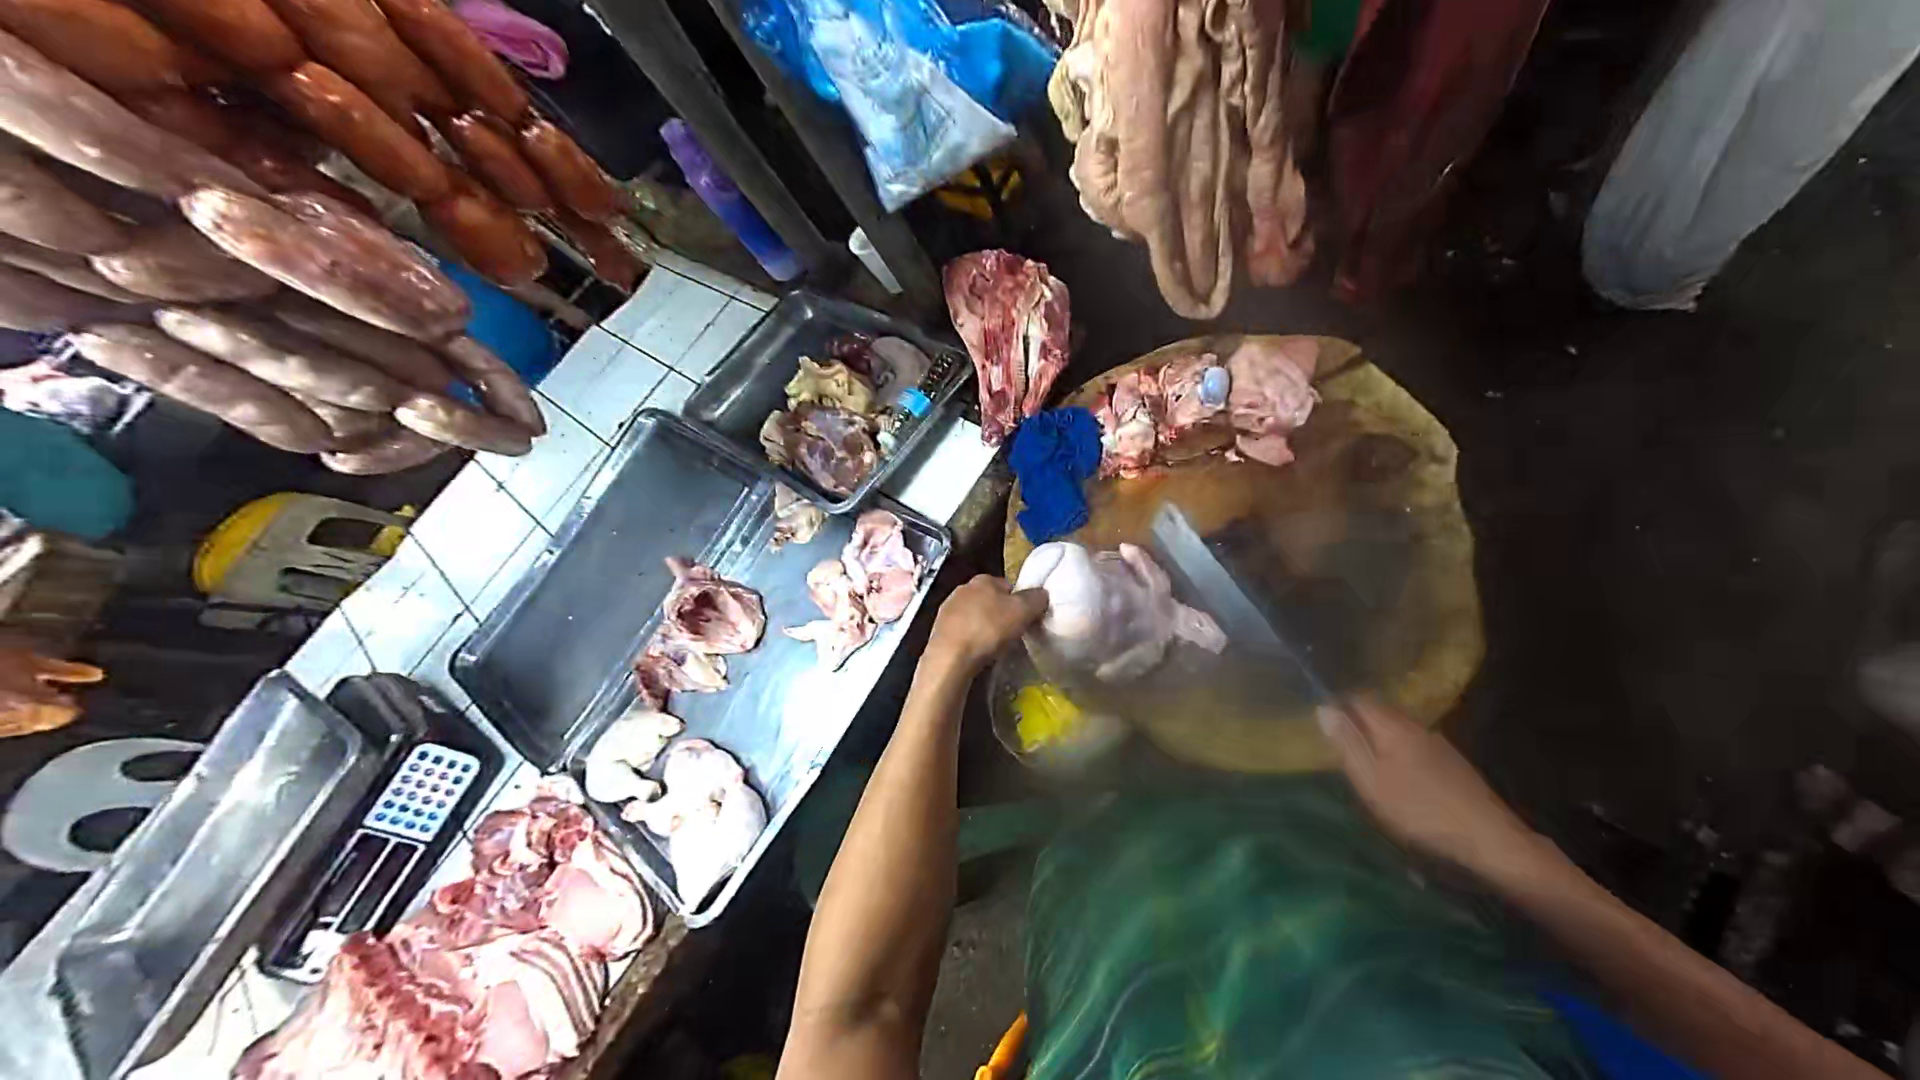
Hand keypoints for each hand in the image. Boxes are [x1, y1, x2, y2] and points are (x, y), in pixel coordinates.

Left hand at [925, 575, 1047, 675]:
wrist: (951, 657)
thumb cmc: (989, 629)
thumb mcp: (1022, 612)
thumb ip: (1036, 599)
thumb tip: (1041, 594)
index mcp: (983, 579)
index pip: (1008, 586)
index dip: (1019, 602)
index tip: (1024, 619)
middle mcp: (963, 588)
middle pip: (990, 600)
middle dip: (1000, 613)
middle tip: (1012, 633)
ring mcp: (947, 608)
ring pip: (975, 615)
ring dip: (984, 626)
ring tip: (994, 645)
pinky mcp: (939, 628)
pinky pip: (962, 630)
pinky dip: (970, 638)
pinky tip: (976, 651)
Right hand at [1320, 696, 1556, 884]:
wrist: (1490, 839)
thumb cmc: (1418, 810)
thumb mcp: (1371, 781)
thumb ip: (1347, 743)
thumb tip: (1324, 709)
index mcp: (1394, 727)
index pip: (1359, 699)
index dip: (1340, 707)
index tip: (1328, 730)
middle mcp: (1416, 726)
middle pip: (1380, 711)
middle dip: (1359, 723)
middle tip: (1344, 751)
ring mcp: (1438, 742)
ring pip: (1398, 728)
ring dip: (1380, 738)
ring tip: (1370, 766)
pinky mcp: (1453, 761)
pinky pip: (1414, 743)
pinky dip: (1399, 751)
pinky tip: (1401, 778)